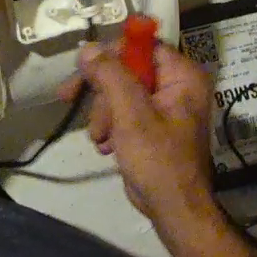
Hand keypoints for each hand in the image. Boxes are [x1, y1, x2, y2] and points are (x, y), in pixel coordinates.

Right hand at [59, 36, 216, 223]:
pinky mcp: (152, 125)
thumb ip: (110, 76)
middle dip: (102, 91)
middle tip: (73, 100)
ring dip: (103, 112)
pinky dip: (110, 125)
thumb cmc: (158, 160)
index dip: (112, 53)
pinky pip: (124, 111)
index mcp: (183, 76)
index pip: (143, 45)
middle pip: (127, 68)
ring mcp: (165, 106)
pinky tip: (106, 144)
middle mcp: (177, 85)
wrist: (174, 210)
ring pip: (120, 91)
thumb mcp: (131, 114)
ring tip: (100, 137)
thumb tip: (88, 48)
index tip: (85, 68)